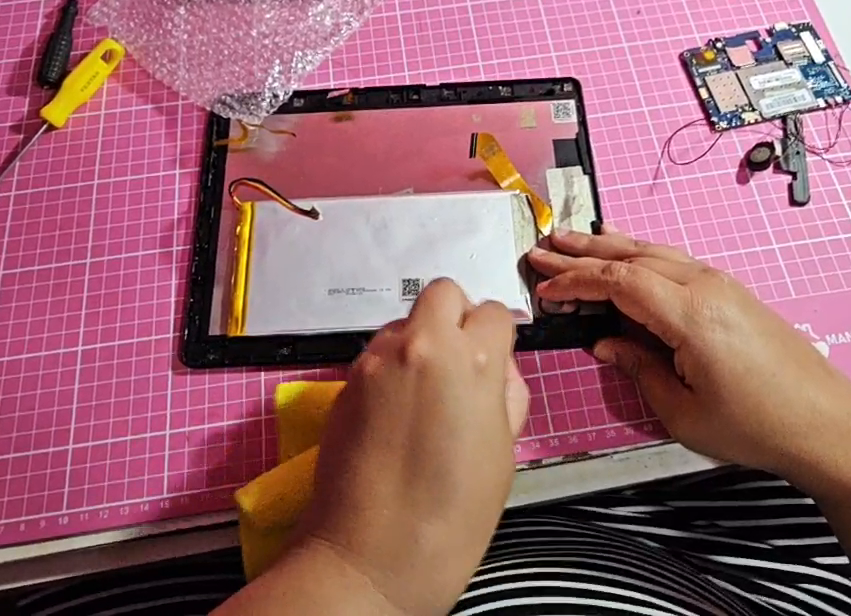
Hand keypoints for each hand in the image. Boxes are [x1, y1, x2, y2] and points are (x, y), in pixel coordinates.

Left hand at [293, 279, 530, 615]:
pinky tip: (394, 411)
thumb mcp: (503, 453)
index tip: (495, 358)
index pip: (493, 312)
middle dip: (457, 317)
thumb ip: (504, 394)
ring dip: (420, 341)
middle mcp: (421, 344)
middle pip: (444, 293)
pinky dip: (391, 365)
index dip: (498, 336)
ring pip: (407, 320)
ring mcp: (378, 357)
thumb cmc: (450, 518)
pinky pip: (378, 351)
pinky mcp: (347, 377)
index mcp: (471, 359)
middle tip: (459, 361)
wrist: (370, 557)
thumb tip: (497, 369)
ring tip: (423, 393)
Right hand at [528, 228, 850, 494]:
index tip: (545, 287)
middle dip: (581, 252)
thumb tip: (606, 344)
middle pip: (630, 256)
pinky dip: (639, 252)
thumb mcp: (684, 413)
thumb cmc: (762, 427)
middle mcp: (704, 285)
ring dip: (607, 246)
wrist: (830, 426)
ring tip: (571, 240)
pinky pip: (672, 259)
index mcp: (690, 314)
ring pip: (650, 251)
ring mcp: (720, 283)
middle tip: (543, 248)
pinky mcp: (729, 290)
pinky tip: (624, 248)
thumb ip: (637, 369)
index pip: (618, 282)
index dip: (575, 281)